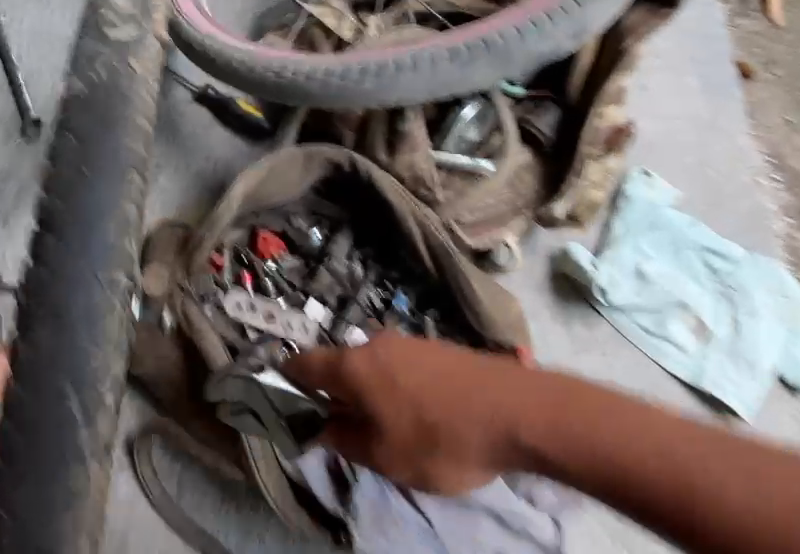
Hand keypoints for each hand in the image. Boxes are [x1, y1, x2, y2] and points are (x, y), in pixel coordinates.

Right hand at [283, 334, 537, 495]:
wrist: (517, 411)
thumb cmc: (441, 438)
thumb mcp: (386, 457)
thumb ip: (346, 440)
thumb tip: (321, 427)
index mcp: (351, 366)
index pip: (302, 364)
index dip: (287, 381)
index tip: (282, 399)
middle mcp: (373, 344)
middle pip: (339, 364)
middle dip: (333, 392)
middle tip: (340, 424)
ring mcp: (408, 342)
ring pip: (372, 366)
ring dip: (368, 391)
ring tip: (382, 424)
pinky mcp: (437, 348)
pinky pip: (400, 367)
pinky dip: (396, 387)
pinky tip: (417, 413)